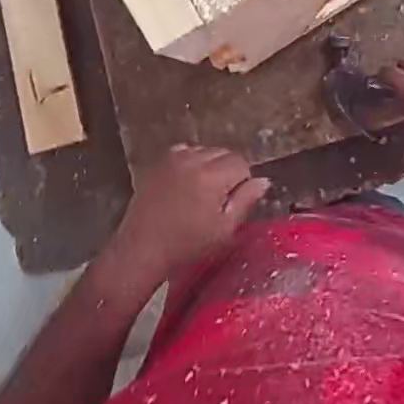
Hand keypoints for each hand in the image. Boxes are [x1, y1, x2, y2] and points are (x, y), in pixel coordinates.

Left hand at [115, 145, 270, 279]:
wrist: (140, 252)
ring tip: (200, 192)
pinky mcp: (158, 163)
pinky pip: (185, 151)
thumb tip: (263, 180)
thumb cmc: (186, 246)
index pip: (242, 164)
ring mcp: (174, 158)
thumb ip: (246, 200)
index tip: (232, 203)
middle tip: (218, 200)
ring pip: (206, 151)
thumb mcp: (224, 230)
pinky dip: (191, 161)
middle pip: (225, 153)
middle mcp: (194, 159)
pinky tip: (186, 182)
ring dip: (210, 165)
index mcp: (212, 175)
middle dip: (228, 172)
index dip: (242, 183)